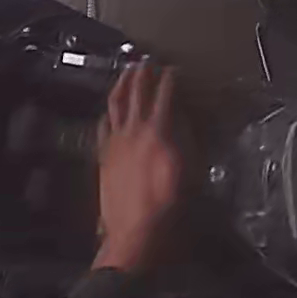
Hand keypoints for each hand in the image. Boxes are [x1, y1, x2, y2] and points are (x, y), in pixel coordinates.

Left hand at [93, 61, 181, 272]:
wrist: (136, 236)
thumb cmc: (172, 206)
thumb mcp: (192, 169)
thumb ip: (186, 138)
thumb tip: (180, 117)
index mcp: (159, 129)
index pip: (165, 93)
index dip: (171, 78)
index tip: (175, 70)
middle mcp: (135, 129)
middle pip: (138, 91)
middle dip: (143, 73)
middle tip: (147, 61)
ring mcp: (116, 141)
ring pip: (116, 103)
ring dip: (122, 84)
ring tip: (127, 72)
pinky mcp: (104, 155)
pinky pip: (104, 126)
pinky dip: (109, 112)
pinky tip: (110, 110)